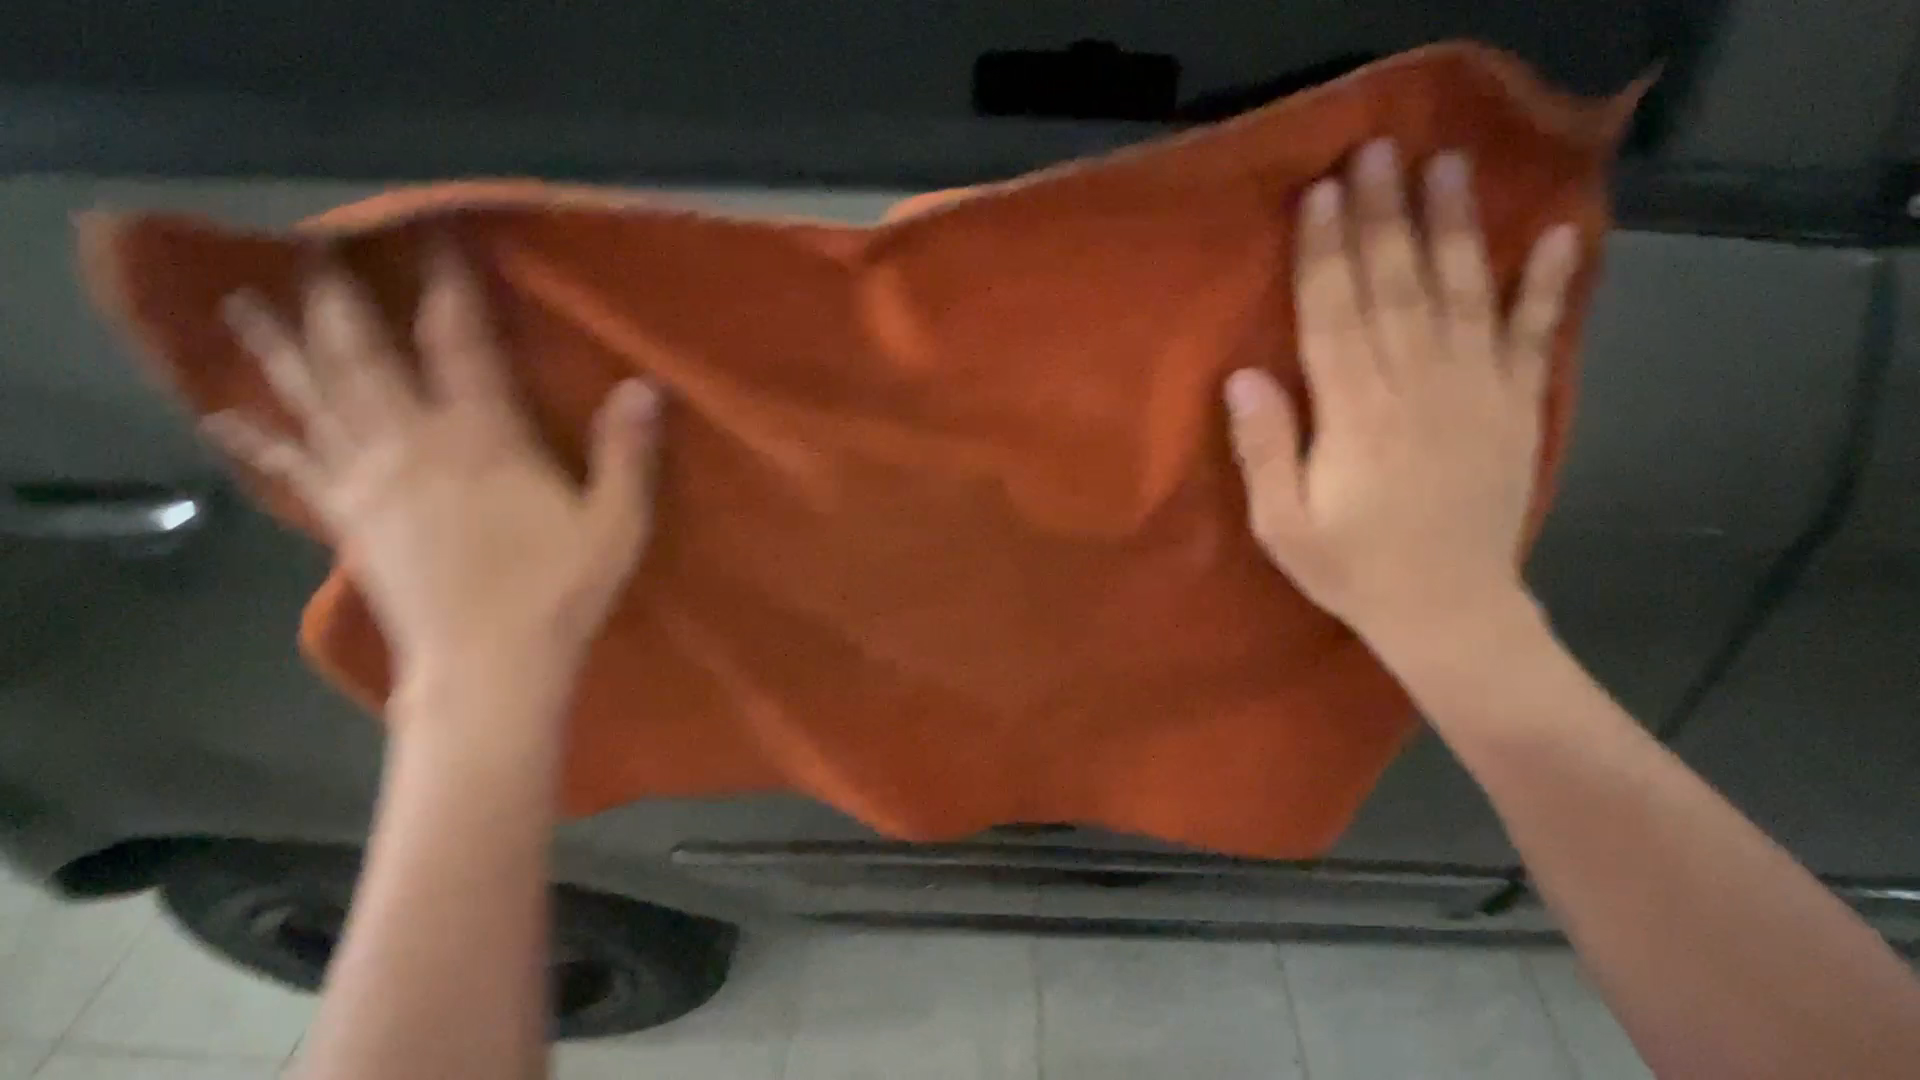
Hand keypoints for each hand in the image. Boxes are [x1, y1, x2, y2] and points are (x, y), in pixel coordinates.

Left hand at [207, 246, 661, 680]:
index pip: (459, 343)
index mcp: (483, 439)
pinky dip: (258, 435)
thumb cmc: (558, 593)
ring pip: (316, 399)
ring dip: (281, 348)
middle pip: (366, 357)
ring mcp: (370, 481)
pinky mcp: (346, 519)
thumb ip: (627, 454)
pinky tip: (225, 414)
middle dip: (343, 302)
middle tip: (318, 253)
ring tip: (246, 303)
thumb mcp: (615, 525)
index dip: (450, 289)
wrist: (486, 667)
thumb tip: (645, 387)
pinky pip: (293, 465)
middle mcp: (414, 444)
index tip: (439, 242)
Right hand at [1224, 140, 1580, 646]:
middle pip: (1398, 286)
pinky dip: (1549, 285)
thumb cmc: (1352, 569)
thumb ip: (1265, 449)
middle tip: (1378, 149)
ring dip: (1455, 227)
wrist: (1450, 613)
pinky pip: (1535, 336)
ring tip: (1449, 166)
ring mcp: (1478, 393)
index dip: (1326, 251)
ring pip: (1464, 294)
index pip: (1335, 314)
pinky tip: (1558, 235)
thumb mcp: (1283, 525)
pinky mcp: (1518, 408)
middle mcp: (1418, 387)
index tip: (1321, 192)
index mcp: (1355, 415)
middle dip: (1384, 215)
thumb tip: (1243, 375)